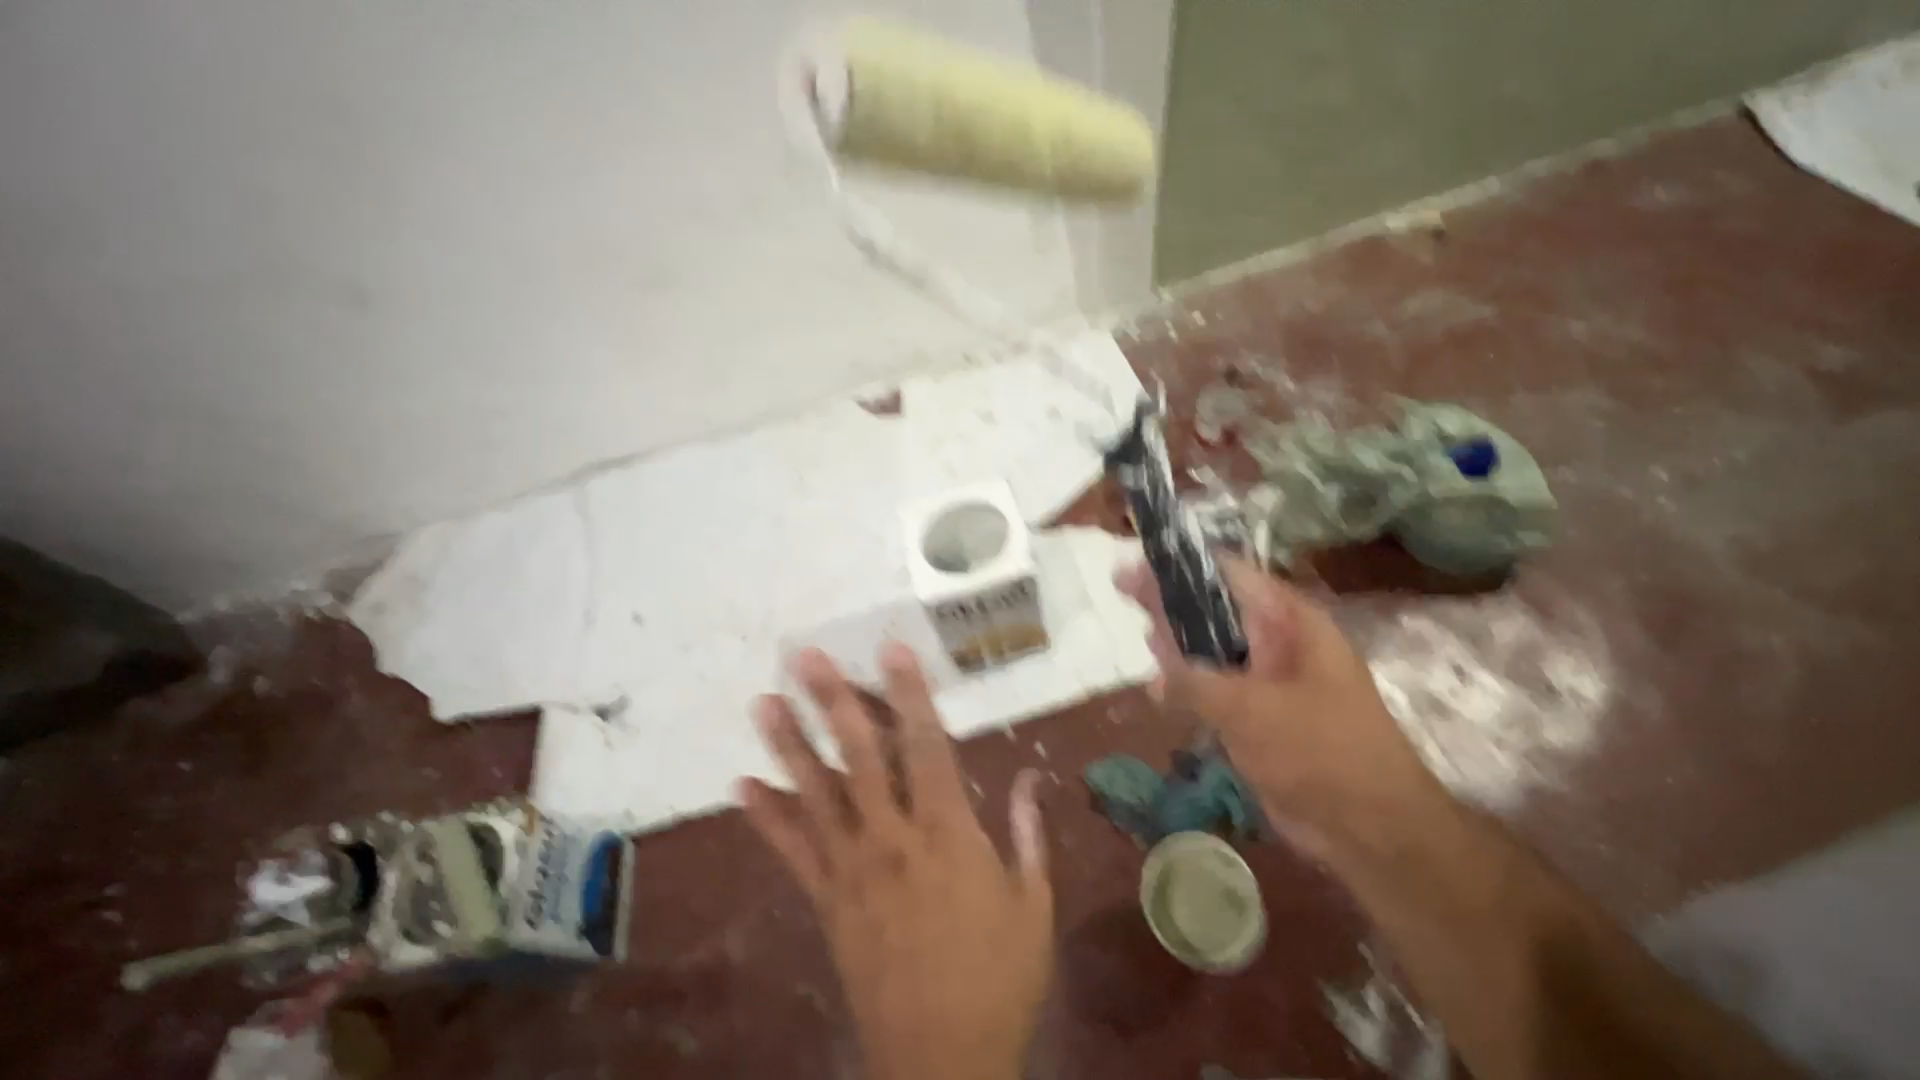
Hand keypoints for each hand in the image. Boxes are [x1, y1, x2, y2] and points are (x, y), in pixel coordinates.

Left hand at [738, 645, 1052, 1079]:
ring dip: (787, 745)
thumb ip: (1026, 835)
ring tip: (762, 702)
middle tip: (803, 656)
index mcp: (949, 834)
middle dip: (831, 701)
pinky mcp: (827, 900)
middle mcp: (893, 839)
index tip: (892, 647)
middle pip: (859, 757)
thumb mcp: (1033, 905)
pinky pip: (791, 851)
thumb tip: (1030, 777)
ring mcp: (853, 869)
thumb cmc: (999, 978)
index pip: (928, 746)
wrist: (942, 1055)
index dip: (909, 692)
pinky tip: (742, 785)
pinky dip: (765, 816)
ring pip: (815, 794)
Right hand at [1116, 559, 1447, 860]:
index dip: (1181, 567)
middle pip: (1218, 609)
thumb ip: (1195, 685)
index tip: (1135, 564)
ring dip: (1178, 642)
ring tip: (1138, 631)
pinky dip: (1189, 685)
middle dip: (1172, 600)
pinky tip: (1159, 685)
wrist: (1369, 826)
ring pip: (1215, 650)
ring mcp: (1271, 682)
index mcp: (1291, 622)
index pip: (1229, 576)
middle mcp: (1281, 643)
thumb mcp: (1249, 710)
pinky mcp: (1261, 719)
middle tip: (1123, 590)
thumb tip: (1154, 676)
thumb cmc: (1320, 751)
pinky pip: (1218, 691)